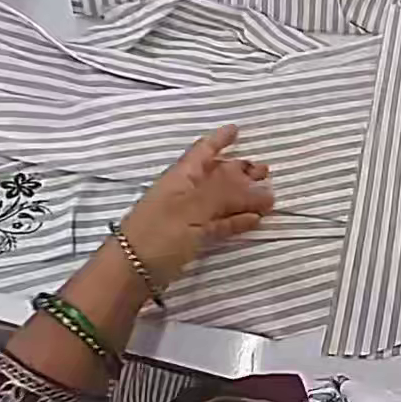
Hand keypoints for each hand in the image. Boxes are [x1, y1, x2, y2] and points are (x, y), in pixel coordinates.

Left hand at [116, 124, 273, 288]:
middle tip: (265, 170)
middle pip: (217, 175)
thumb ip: (228, 193)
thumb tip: (263, 186)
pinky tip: (255, 220)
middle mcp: (186, 192)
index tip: (237, 129)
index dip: (219, 139)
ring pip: (222, 200)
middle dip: (240, 170)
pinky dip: (237, 219)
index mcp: (182, 176)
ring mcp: (189, 216)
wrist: (131, 272)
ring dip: (244, 197)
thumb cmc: (159, 231)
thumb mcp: (193, 206)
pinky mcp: (193, 238)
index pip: (203, 151)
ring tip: (269, 197)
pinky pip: (220, 223)